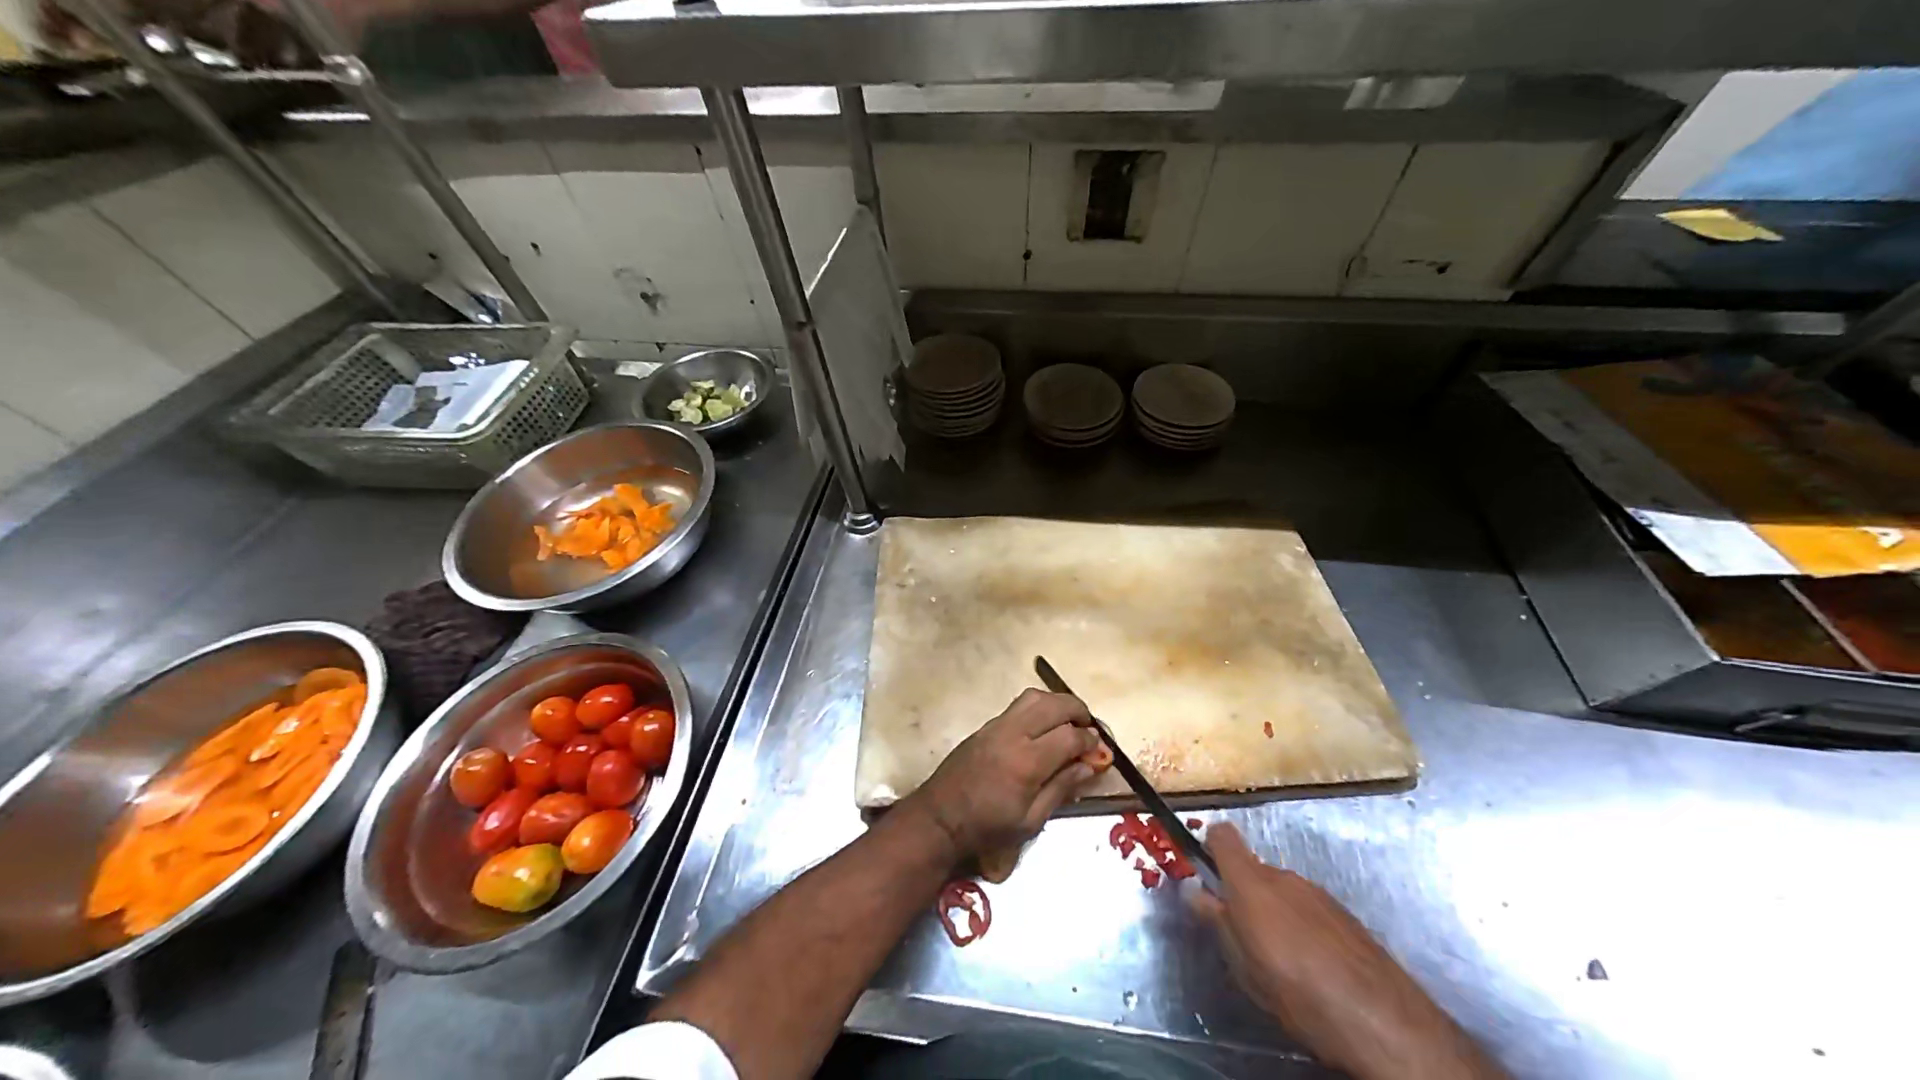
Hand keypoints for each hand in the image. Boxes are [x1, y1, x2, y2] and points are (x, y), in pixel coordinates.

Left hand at [899, 689, 1097, 864]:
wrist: (940, 818)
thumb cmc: (987, 827)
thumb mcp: (1031, 820)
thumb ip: (1062, 788)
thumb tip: (1090, 765)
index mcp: (1027, 762)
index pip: (1070, 736)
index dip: (1091, 741)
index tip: (1100, 752)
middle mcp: (1013, 734)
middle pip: (1055, 704)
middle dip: (1079, 712)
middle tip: (1090, 730)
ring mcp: (996, 726)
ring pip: (1034, 697)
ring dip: (1057, 703)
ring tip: (1069, 723)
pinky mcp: (985, 726)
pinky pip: (1018, 706)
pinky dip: (1038, 708)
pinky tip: (1043, 729)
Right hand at [1192, 824, 1508, 1079]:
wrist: (1380, 1017)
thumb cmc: (1296, 990)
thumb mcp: (1242, 964)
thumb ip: (1217, 923)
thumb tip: (1198, 895)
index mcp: (1250, 882)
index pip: (1222, 836)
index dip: (1210, 847)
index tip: (1206, 873)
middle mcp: (1283, 876)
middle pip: (1253, 869)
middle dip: (1244, 894)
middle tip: (1242, 935)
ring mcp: (1317, 892)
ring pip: (1282, 890)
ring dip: (1274, 912)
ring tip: (1280, 958)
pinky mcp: (1343, 912)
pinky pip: (1308, 907)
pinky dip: (1301, 924)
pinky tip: (1311, 963)